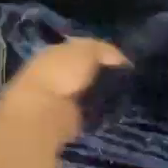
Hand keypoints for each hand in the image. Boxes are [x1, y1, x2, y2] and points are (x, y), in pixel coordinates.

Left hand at [0, 37, 128, 142]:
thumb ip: (105, 51)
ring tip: (120, 98)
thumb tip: (122, 60)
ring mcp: (56, 96)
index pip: (83, 49)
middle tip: (124, 82)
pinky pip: (85, 111)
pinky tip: (110, 112)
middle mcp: (54, 71)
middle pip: (83, 71)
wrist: (43, 110)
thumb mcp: (88, 50)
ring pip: (85, 92)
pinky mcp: (62, 118)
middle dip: (101, 76)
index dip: (103, 54)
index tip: (123, 64)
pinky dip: (96, 112)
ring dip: (99, 95)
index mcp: (56, 50)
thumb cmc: (63, 72)